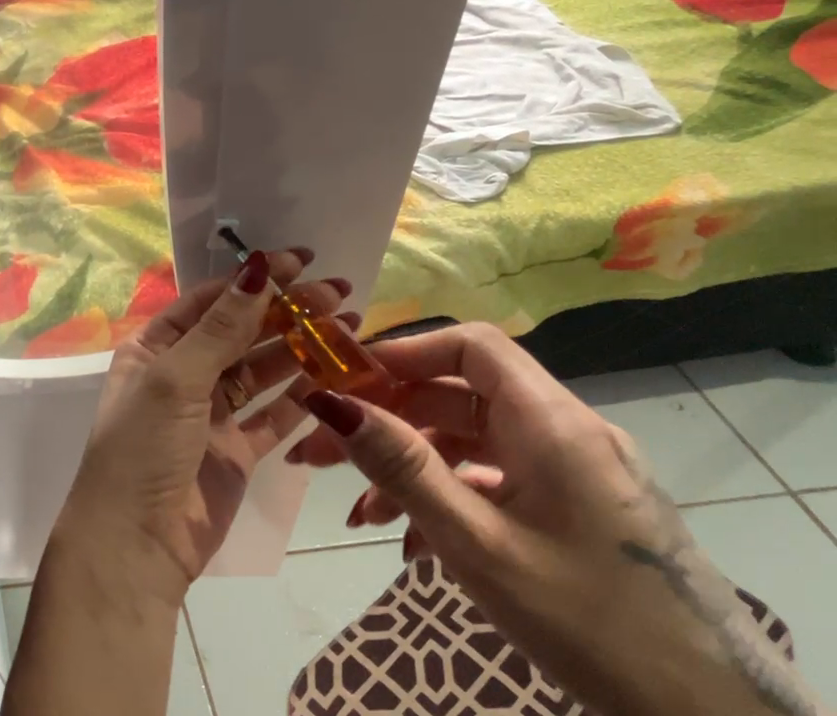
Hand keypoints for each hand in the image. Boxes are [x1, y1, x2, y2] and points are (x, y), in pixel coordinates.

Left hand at [50, 248, 355, 602]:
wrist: (136, 539)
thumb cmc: (143, 446)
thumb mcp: (176, 379)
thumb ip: (221, 329)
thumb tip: (258, 269)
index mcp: (152, 349)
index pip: (208, 302)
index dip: (252, 280)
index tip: (301, 260)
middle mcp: (181, 374)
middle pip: (239, 333)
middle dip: (285, 311)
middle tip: (340, 292)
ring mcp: (210, 413)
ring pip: (261, 370)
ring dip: (301, 348)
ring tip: (350, 325)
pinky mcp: (236, 450)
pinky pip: (274, 415)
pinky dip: (303, 396)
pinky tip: (338, 375)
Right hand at [289, 323, 821, 715]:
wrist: (708, 713)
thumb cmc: (586, 619)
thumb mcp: (476, 542)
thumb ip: (400, 466)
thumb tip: (326, 401)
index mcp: (552, 425)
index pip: (470, 347)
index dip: (401, 352)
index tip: (341, 383)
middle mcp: (566, 433)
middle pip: (458, 396)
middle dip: (383, 420)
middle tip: (317, 454)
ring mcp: (574, 472)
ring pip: (469, 441)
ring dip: (407, 466)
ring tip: (360, 514)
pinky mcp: (575, 508)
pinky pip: (495, 479)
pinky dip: (445, 495)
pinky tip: (409, 539)